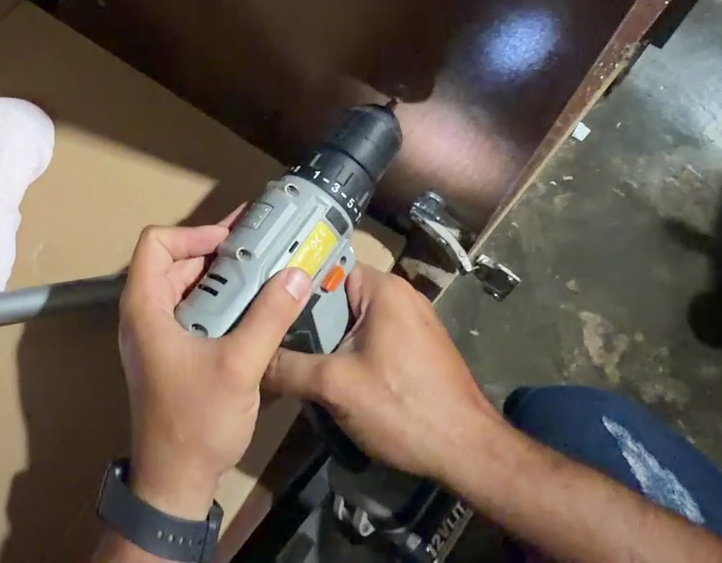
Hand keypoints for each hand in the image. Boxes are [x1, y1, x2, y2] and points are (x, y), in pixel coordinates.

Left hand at [116, 220, 313, 518]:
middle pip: (171, 261)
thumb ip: (268, 317)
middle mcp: (143, 314)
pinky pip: (191, 310)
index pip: (154, 243)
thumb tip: (295, 274)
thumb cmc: (196, 420)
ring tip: (260, 266)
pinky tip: (252, 304)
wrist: (175, 482)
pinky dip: (217, 299)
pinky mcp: (170, 353)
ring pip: (183, 287)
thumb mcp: (239, 365)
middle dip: (213, 248)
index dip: (192, 232)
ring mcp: (155, 335)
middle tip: (256, 243)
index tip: (230, 239)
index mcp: (144, 307)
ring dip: (218, 274)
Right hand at [262, 263, 500, 482]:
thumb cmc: (405, 408)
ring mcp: (410, 322)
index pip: (323, 265)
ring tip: (285, 350)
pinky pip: (367, 336)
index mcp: (382, 287)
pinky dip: (344, 349)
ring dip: (322, 336)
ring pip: (349, 318)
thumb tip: (249, 360)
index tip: (257, 294)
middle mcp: (398, 295)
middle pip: (334, 293)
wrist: (471, 456)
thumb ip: (288, 367)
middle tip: (266, 329)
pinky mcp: (414, 348)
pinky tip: (323, 371)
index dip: (288, 280)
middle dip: (302, 314)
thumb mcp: (336, 387)